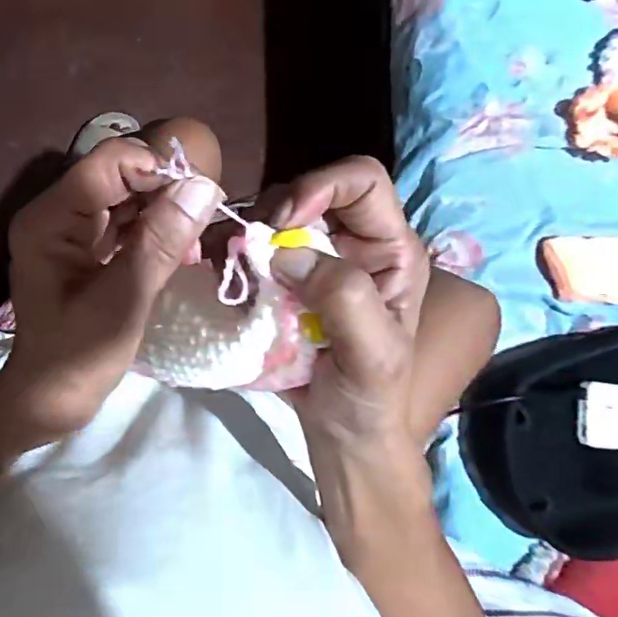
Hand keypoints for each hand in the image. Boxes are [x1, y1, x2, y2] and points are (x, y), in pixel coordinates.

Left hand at [0, 137, 222, 439]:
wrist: (49, 398)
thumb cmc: (79, 356)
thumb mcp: (125, 299)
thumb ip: (161, 241)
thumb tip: (203, 186)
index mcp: (48, 220)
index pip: (106, 163)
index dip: (155, 167)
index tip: (199, 195)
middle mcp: (52, 214)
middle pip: (114, 174)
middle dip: (162, 188)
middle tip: (204, 217)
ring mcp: (65, 231)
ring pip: (122, 195)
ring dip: (161, 208)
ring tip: (194, 235)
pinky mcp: (80, 248)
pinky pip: (121, 222)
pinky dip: (151, 228)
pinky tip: (177, 247)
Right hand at [259, 158, 427, 447]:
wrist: (341, 434)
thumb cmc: (368, 398)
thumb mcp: (373, 355)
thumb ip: (344, 298)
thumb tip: (286, 254)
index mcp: (389, 250)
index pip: (362, 182)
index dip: (321, 185)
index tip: (282, 223)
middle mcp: (350, 243)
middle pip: (306, 192)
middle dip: (271, 214)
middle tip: (248, 254)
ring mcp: (311, 260)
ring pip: (270, 217)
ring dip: (245, 236)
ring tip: (235, 273)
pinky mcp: (277, 279)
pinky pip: (247, 248)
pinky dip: (230, 257)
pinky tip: (228, 283)